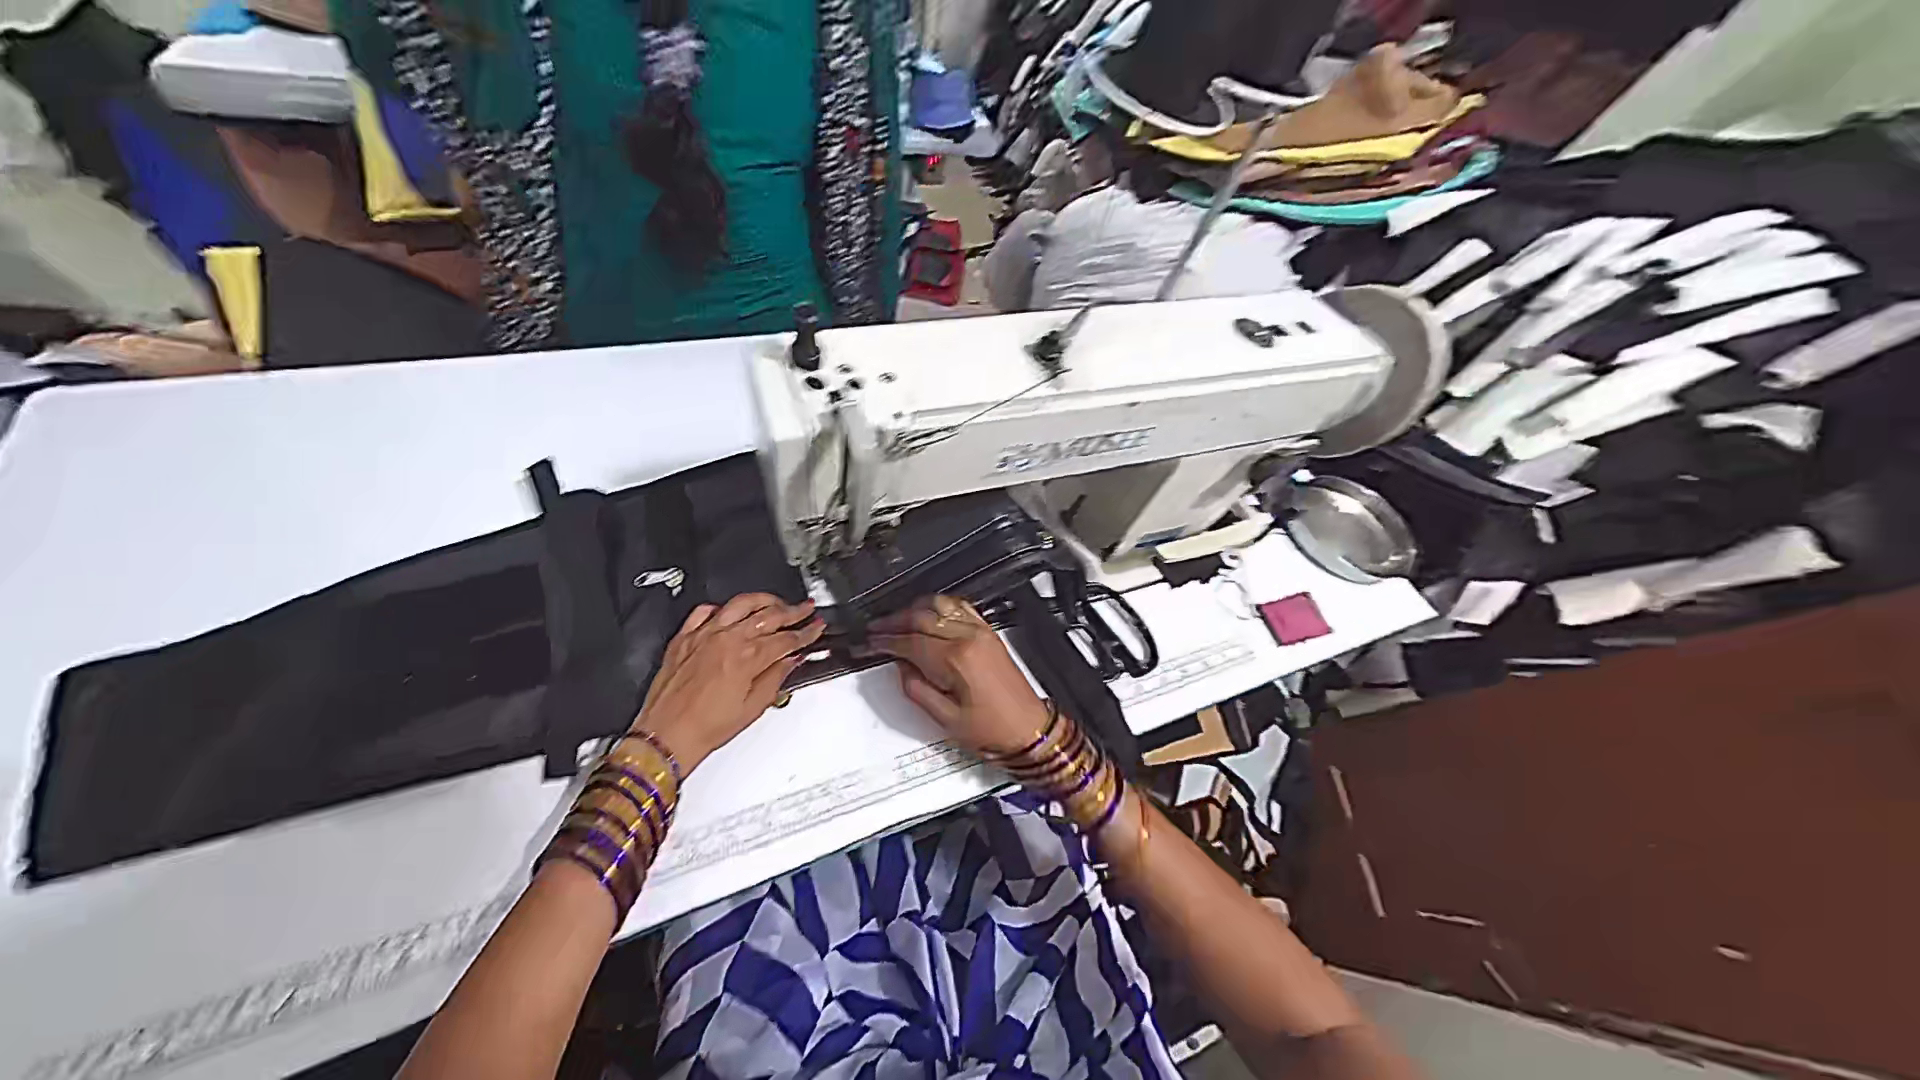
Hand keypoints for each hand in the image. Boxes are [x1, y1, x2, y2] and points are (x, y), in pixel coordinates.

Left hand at [635, 593, 824, 772]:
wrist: (666, 735)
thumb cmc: (704, 727)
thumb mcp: (753, 707)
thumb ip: (776, 677)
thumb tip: (790, 661)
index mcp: (747, 657)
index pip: (787, 638)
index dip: (806, 631)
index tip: (816, 627)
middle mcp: (726, 640)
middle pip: (769, 615)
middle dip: (793, 611)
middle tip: (805, 608)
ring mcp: (704, 635)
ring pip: (741, 604)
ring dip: (764, 600)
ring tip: (776, 602)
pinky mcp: (685, 637)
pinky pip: (705, 611)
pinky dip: (722, 608)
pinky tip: (730, 610)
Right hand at [863, 596, 1050, 754]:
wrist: (1030, 731)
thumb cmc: (996, 730)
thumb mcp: (946, 720)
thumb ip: (917, 690)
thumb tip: (900, 669)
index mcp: (956, 659)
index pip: (910, 641)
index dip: (884, 641)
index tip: (869, 643)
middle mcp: (970, 638)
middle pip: (921, 616)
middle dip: (893, 622)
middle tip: (875, 630)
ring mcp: (981, 632)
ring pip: (940, 604)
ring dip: (914, 608)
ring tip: (897, 619)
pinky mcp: (989, 634)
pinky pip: (961, 606)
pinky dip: (940, 605)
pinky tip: (930, 611)